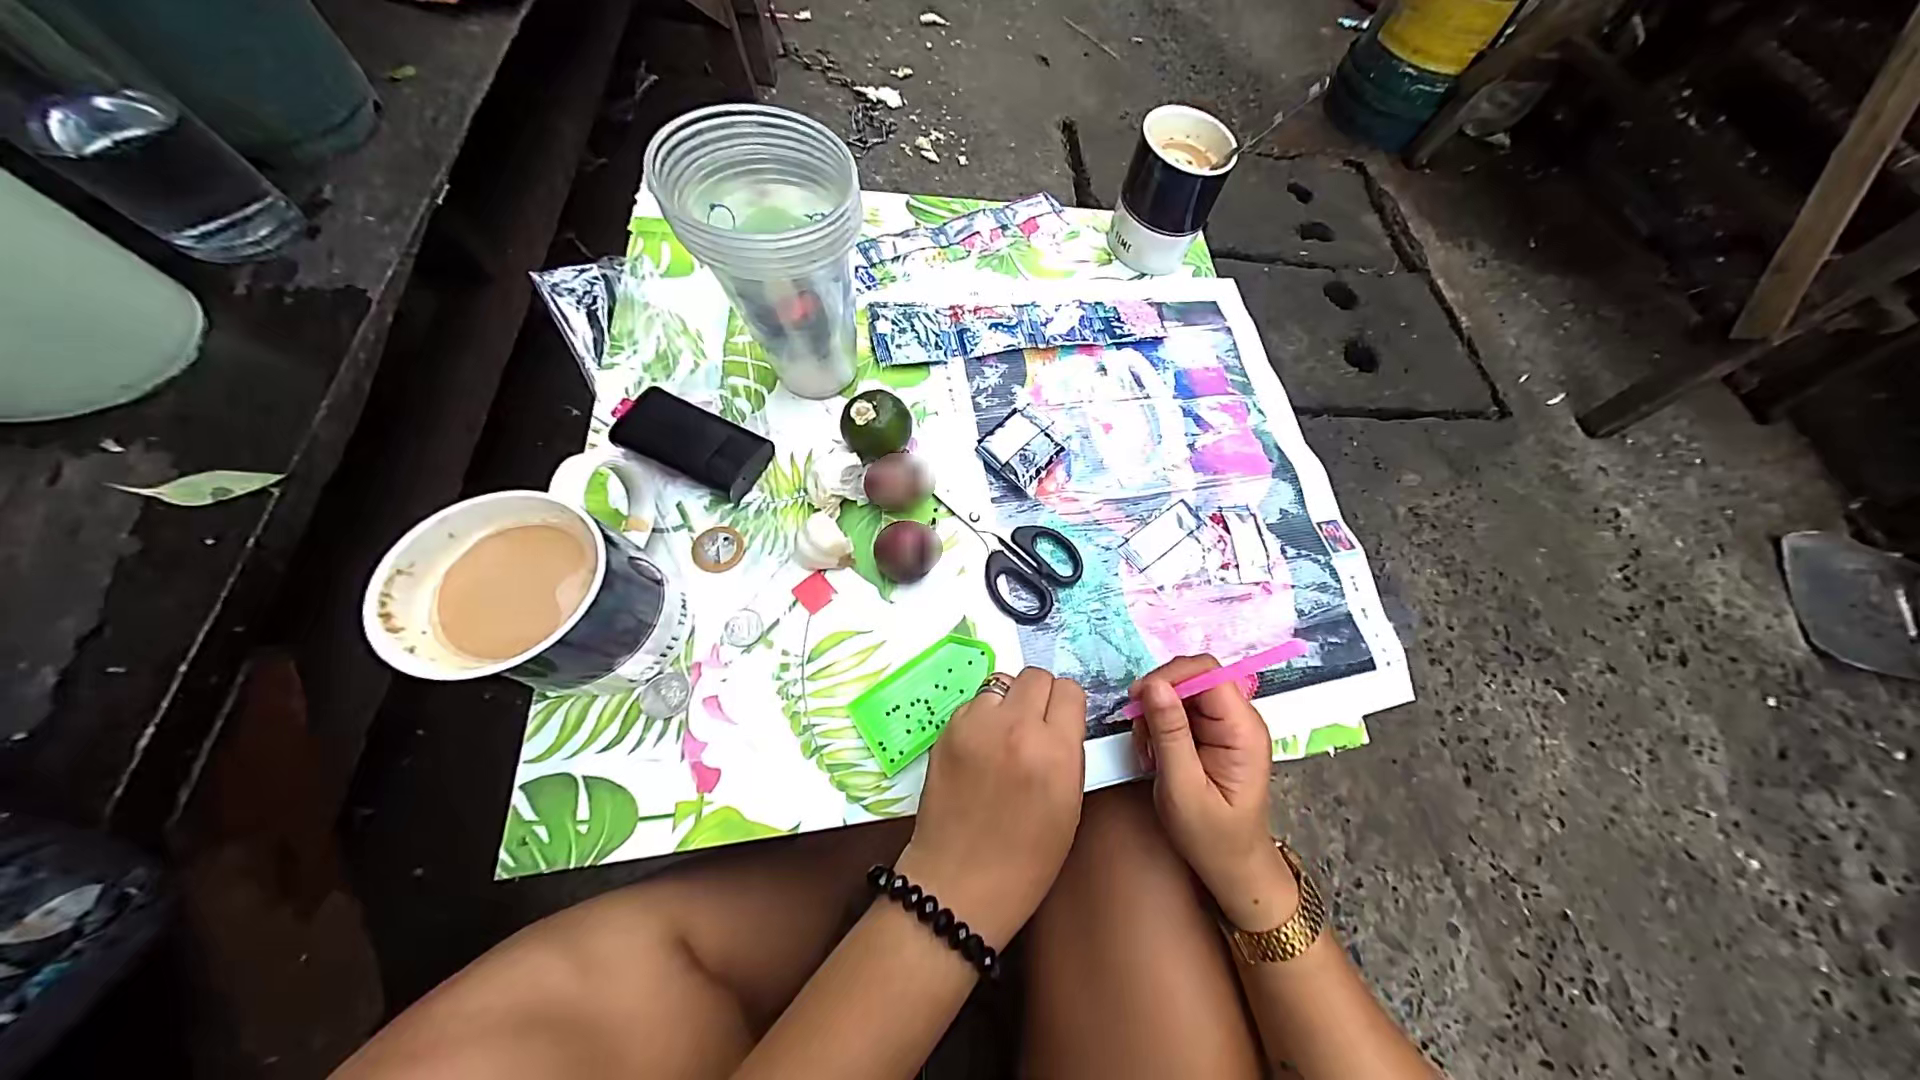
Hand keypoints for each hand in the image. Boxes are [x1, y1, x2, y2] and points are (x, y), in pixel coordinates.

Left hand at [896, 668, 1085, 946]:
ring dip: (1008, 701)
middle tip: (1035, 723)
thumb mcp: (1069, 805)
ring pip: (1001, 682)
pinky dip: (981, 715)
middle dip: (1040, 695)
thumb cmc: (1026, 859)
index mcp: (1055, 750)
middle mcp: (1015, 727)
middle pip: (1036, 676)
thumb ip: (1068, 752)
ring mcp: (975, 725)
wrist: (961, 881)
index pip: (1069, 691)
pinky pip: (973, 703)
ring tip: (1004, 734)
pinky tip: (980, 747)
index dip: (1067, 705)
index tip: (1062, 720)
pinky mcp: (947, 730)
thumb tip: (1062, 720)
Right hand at [1131, 655, 1297, 931]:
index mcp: (1243, 730)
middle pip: (1193, 676)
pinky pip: (1178, 709)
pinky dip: (1158, 724)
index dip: (1170, 676)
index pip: (1208, 673)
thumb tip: (1152, 685)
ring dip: (1155, 713)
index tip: (1139, 699)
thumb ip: (1169, 733)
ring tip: (1149, 751)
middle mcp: (1238, 719)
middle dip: (1159, 695)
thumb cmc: (1211, 837)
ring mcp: (1225, 724)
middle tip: (1140, 729)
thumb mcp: (1182, 788)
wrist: (1231, 867)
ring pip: (1180, 691)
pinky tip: (1155, 753)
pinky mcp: (1210, 732)